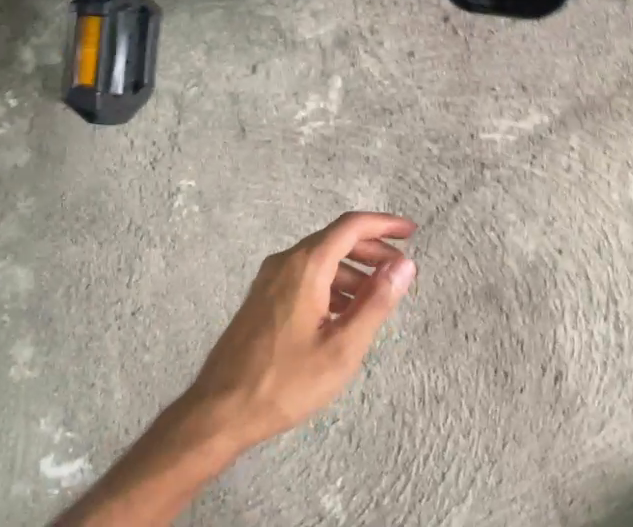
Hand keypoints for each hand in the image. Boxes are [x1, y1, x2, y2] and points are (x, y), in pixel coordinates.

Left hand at [178, 212, 416, 450]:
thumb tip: (403, 265)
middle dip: (372, 250)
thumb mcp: (342, 347)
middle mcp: (285, 262)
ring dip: (352, 271)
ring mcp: (270, 280)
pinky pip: (305, 277)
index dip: (384, 225)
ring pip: (320, 260)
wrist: (222, 408)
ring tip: (379, 298)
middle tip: (401, 270)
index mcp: (306, 266)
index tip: (411, 232)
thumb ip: (376, 302)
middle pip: (335, 240)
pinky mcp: (263, 299)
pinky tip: (345, 313)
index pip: (351, 227)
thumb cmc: (286, 382)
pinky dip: (331, 285)